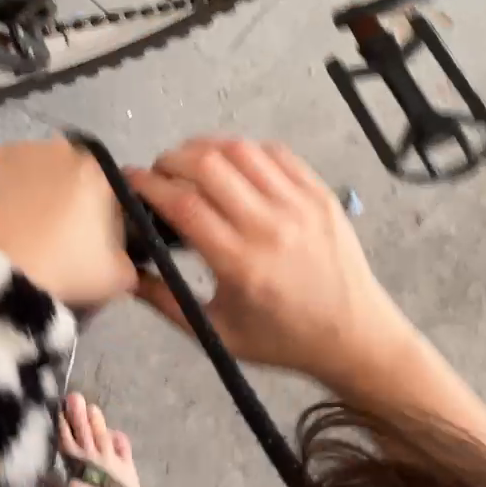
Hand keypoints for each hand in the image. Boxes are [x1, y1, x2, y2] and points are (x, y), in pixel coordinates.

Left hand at [0, 137, 137, 308]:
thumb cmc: (62, 267)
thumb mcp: (116, 278)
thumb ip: (129, 259)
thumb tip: (121, 252)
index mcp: (99, 171)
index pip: (113, 192)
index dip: (105, 218)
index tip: (91, 242)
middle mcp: (64, 148)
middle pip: (77, 176)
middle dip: (72, 199)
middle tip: (58, 236)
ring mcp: (25, 148)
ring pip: (42, 170)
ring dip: (40, 190)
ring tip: (26, 228)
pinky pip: (11, 172)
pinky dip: (11, 188)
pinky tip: (4, 214)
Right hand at [127, 138, 416, 385]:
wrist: (360, 339)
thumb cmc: (284, 340)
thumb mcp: (217, 333)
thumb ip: (166, 301)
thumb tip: (125, 273)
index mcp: (241, 264)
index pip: (183, 203)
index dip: (148, 183)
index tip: (129, 178)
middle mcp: (270, 227)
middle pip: (207, 165)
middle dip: (171, 158)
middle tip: (160, 171)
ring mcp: (299, 205)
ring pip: (239, 149)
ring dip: (203, 147)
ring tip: (190, 161)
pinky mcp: (320, 193)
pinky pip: (274, 151)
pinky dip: (243, 149)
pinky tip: (232, 163)